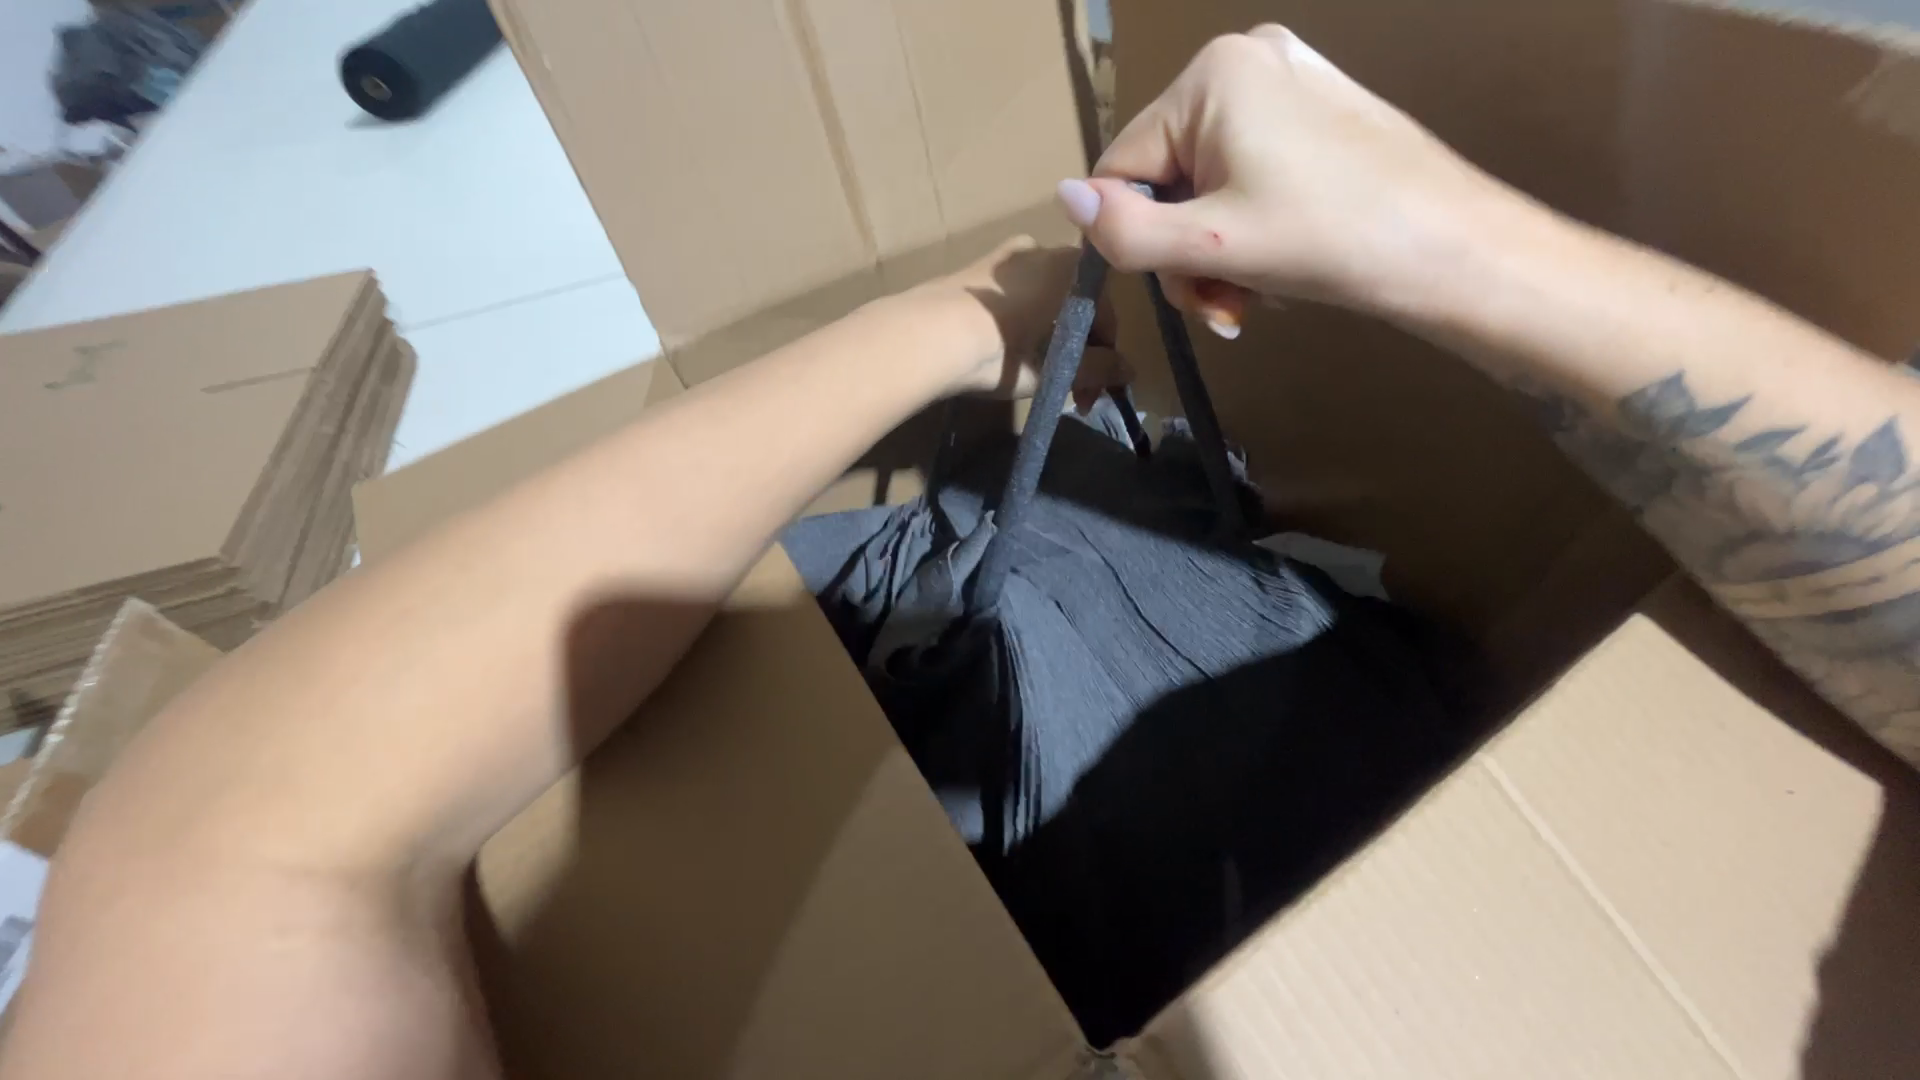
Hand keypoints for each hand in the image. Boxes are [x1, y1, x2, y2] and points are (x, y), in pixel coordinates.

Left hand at [921, 236, 1129, 399]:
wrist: (925, 338)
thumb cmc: (1001, 351)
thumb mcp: (1055, 366)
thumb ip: (1098, 368)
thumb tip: (1129, 372)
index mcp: (1071, 264)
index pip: (1105, 312)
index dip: (1107, 354)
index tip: (1096, 389)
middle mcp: (1041, 248)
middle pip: (1074, 303)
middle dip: (1078, 348)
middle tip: (1072, 389)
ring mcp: (1002, 257)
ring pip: (1043, 301)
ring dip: (1050, 337)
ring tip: (1040, 375)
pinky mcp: (970, 272)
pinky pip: (1013, 300)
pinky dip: (1022, 325)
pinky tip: (1009, 354)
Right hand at [1056, 25, 1529, 334]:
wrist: (1452, 251)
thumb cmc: (1327, 239)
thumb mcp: (1208, 245)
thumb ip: (1125, 229)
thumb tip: (1060, 197)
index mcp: (1211, 75)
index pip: (1121, 166)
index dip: (1134, 237)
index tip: (1181, 288)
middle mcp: (1244, 61)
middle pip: (1165, 179)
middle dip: (1184, 254)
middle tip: (1221, 304)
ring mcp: (1285, 84)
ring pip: (1203, 188)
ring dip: (1212, 256)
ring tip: (1248, 297)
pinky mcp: (1313, 115)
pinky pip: (1244, 179)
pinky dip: (1245, 233)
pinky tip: (1272, 269)